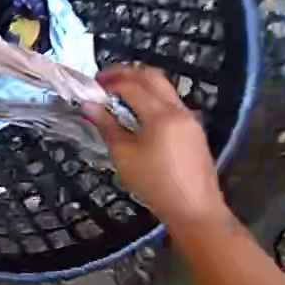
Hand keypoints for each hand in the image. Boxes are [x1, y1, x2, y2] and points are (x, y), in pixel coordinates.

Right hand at [86, 64, 228, 229]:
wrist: (195, 210)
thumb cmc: (155, 184)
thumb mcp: (123, 156)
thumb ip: (106, 126)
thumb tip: (88, 105)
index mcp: (161, 116)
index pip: (131, 86)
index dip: (109, 82)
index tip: (91, 87)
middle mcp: (178, 110)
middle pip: (152, 77)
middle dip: (126, 73)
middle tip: (104, 79)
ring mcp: (189, 119)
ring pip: (164, 87)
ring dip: (140, 83)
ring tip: (117, 92)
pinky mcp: (193, 129)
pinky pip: (170, 101)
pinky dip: (151, 96)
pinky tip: (136, 110)